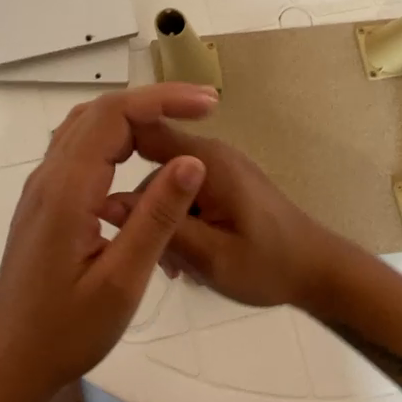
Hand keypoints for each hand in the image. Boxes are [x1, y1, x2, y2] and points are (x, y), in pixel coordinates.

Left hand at [0, 83, 217, 401]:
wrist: (11, 363)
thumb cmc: (68, 331)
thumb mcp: (122, 281)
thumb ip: (157, 217)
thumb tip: (193, 161)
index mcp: (67, 190)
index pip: (115, 116)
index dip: (163, 100)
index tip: (208, 105)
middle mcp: (48, 178)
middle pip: (99, 112)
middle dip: (152, 101)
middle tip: (201, 109)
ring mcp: (40, 189)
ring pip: (85, 127)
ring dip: (131, 115)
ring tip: (176, 123)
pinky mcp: (43, 203)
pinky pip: (77, 149)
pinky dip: (113, 136)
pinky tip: (137, 154)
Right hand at [105, 121, 352, 309]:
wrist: (318, 272)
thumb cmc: (269, 265)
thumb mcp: (210, 257)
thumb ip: (160, 228)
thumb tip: (106, 204)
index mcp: (207, 162)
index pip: (145, 129)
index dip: (110, 142)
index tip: (83, 178)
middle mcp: (210, 156)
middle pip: (152, 166)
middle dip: (142, 208)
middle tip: (142, 253)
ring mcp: (218, 170)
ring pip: (167, 187)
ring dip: (162, 223)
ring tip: (174, 269)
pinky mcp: (224, 185)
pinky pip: (185, 196)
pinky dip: (179, 224)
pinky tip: (185, 261)